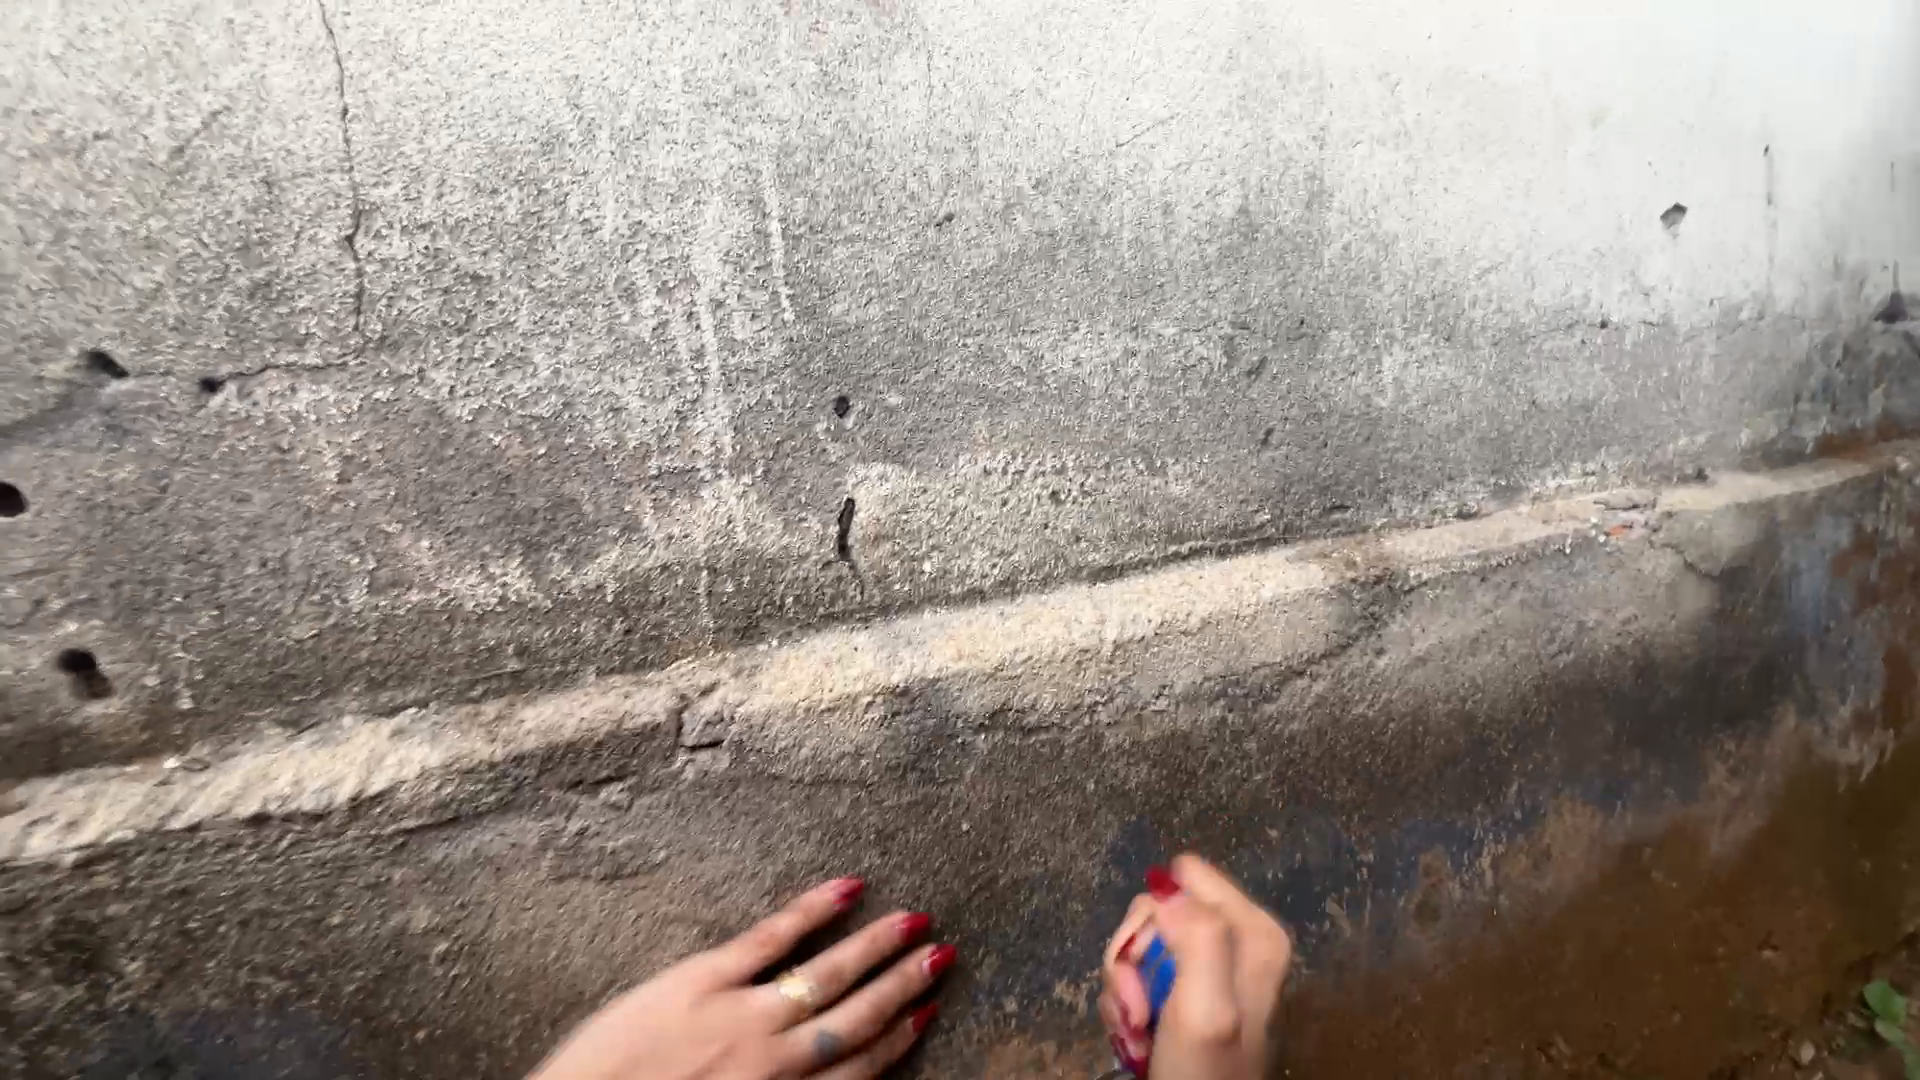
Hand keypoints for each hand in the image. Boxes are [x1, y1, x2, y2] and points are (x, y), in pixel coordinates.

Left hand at [531, 877, 955, 1079]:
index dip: (898, 1040)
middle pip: (856, 1020)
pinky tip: (848, 887)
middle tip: (941, 954)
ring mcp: (743, 1015)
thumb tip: (813, 1070)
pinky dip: (815, 910)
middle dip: (903, 986)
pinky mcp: (705, 977)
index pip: (856, 1072)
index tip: (925, 1012)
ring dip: (878, 948)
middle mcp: (773, 1063)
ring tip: (916, 921)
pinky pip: (772, 937)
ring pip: (829, 976)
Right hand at [1098, 855, 1291, 1079]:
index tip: (1150, 966)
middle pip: (1157, 908)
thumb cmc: (1202, 1077)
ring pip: (1140, 940)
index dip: (1154, 917)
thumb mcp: (1206, 1010)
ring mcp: (1209, 965)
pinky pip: (1137, 970)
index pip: (1184, 876)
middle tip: (1137, 1005)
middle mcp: (1235, 940)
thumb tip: (1167, 888)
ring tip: (1134, 1027)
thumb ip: (1198, 940)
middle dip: (1132, 955)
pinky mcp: (1185, 989)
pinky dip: (1125, 1001)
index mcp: (1254, 932)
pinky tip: (1134, 1034)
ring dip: (1124, 983)